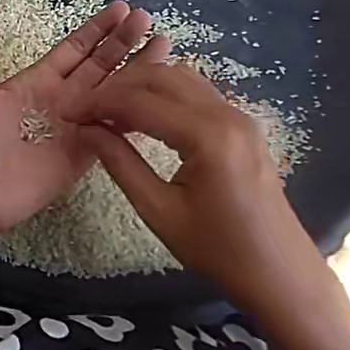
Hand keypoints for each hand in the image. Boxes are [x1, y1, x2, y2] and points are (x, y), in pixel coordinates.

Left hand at [0, 1, 152, 238]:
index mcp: (37, 80)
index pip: (75, 48)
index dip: (97, 29)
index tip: (122, 9)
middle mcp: (62, 99)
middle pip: (100, 64)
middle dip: (124, 42)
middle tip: (148, 21)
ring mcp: (77, 126)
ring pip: (114, 92)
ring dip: (137, 71)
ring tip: (163, 48)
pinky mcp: (85, 154)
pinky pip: (115, 130)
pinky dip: (137, 113)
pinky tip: (159, 97)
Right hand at [68, 42, 338, 317]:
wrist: (280, 273)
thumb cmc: (219, 250)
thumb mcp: (159, 211)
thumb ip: (120, 163)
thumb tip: (86, 129)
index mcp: (208, 136)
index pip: (140, 101)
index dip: (99, 102)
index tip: (69, 113)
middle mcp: (227, 114)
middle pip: (161, 76)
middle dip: (118, 87)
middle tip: (86, 110)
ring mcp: (239, 116)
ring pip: (180, 77)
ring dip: (141, 86)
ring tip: (110, 113)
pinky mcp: (242, 124)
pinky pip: (196, 93)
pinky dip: (164, 95)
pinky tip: (143, 117)